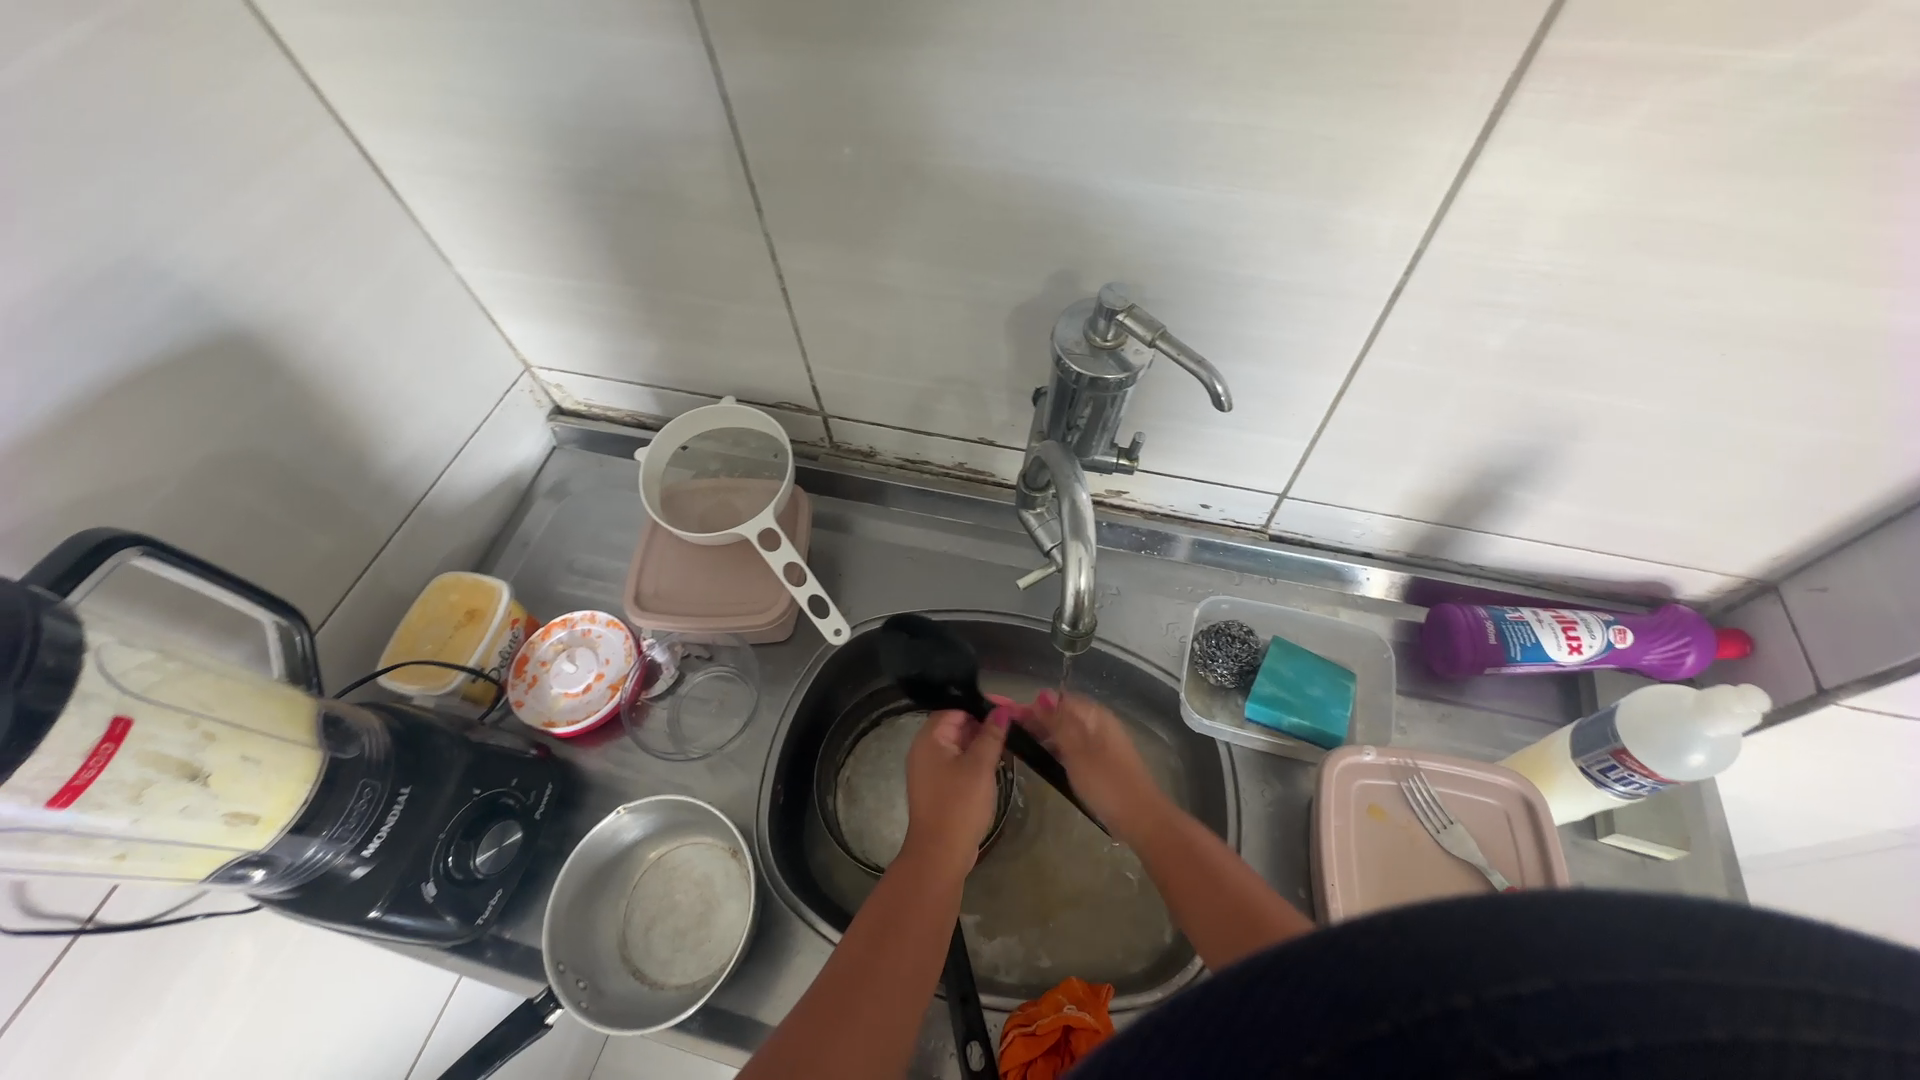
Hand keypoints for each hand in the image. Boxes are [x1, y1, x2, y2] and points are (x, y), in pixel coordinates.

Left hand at [901, 707, 1009, 875]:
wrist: (940, 854)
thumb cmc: (959, 805)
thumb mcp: (980, 766)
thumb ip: (991, 734)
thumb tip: (1003, 709)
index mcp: (929, 739)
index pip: (955, 708)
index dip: (982, 704)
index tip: (1009, 706)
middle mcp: (925, 750)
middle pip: (956, 725)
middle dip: (984, 722)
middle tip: (1016, 720)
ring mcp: (930, 770)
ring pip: (959, 745)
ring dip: (982, 741)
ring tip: (1011, 737)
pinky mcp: (939, 787)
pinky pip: (958, 762)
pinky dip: (976, 758)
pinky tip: (997, 759)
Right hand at [1015, 690, 1168, 841]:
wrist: (1140, 817)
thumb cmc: (1105, 782)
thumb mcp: (1076, 751)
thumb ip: (1058, 722)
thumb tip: (1041, 695)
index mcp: (1096, 716)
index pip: (1060, 699)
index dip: (1035, 706)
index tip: (1012, 719)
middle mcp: (1100, 724)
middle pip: (1065, 714)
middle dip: (1040, 721)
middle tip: (1014, 735)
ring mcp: (1103, 743)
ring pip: (1070, 731)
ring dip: (1048, 736)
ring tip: (1026, 748)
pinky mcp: (1103, 762)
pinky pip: (1076, 747)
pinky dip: (1061, 750)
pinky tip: (1047, 762)